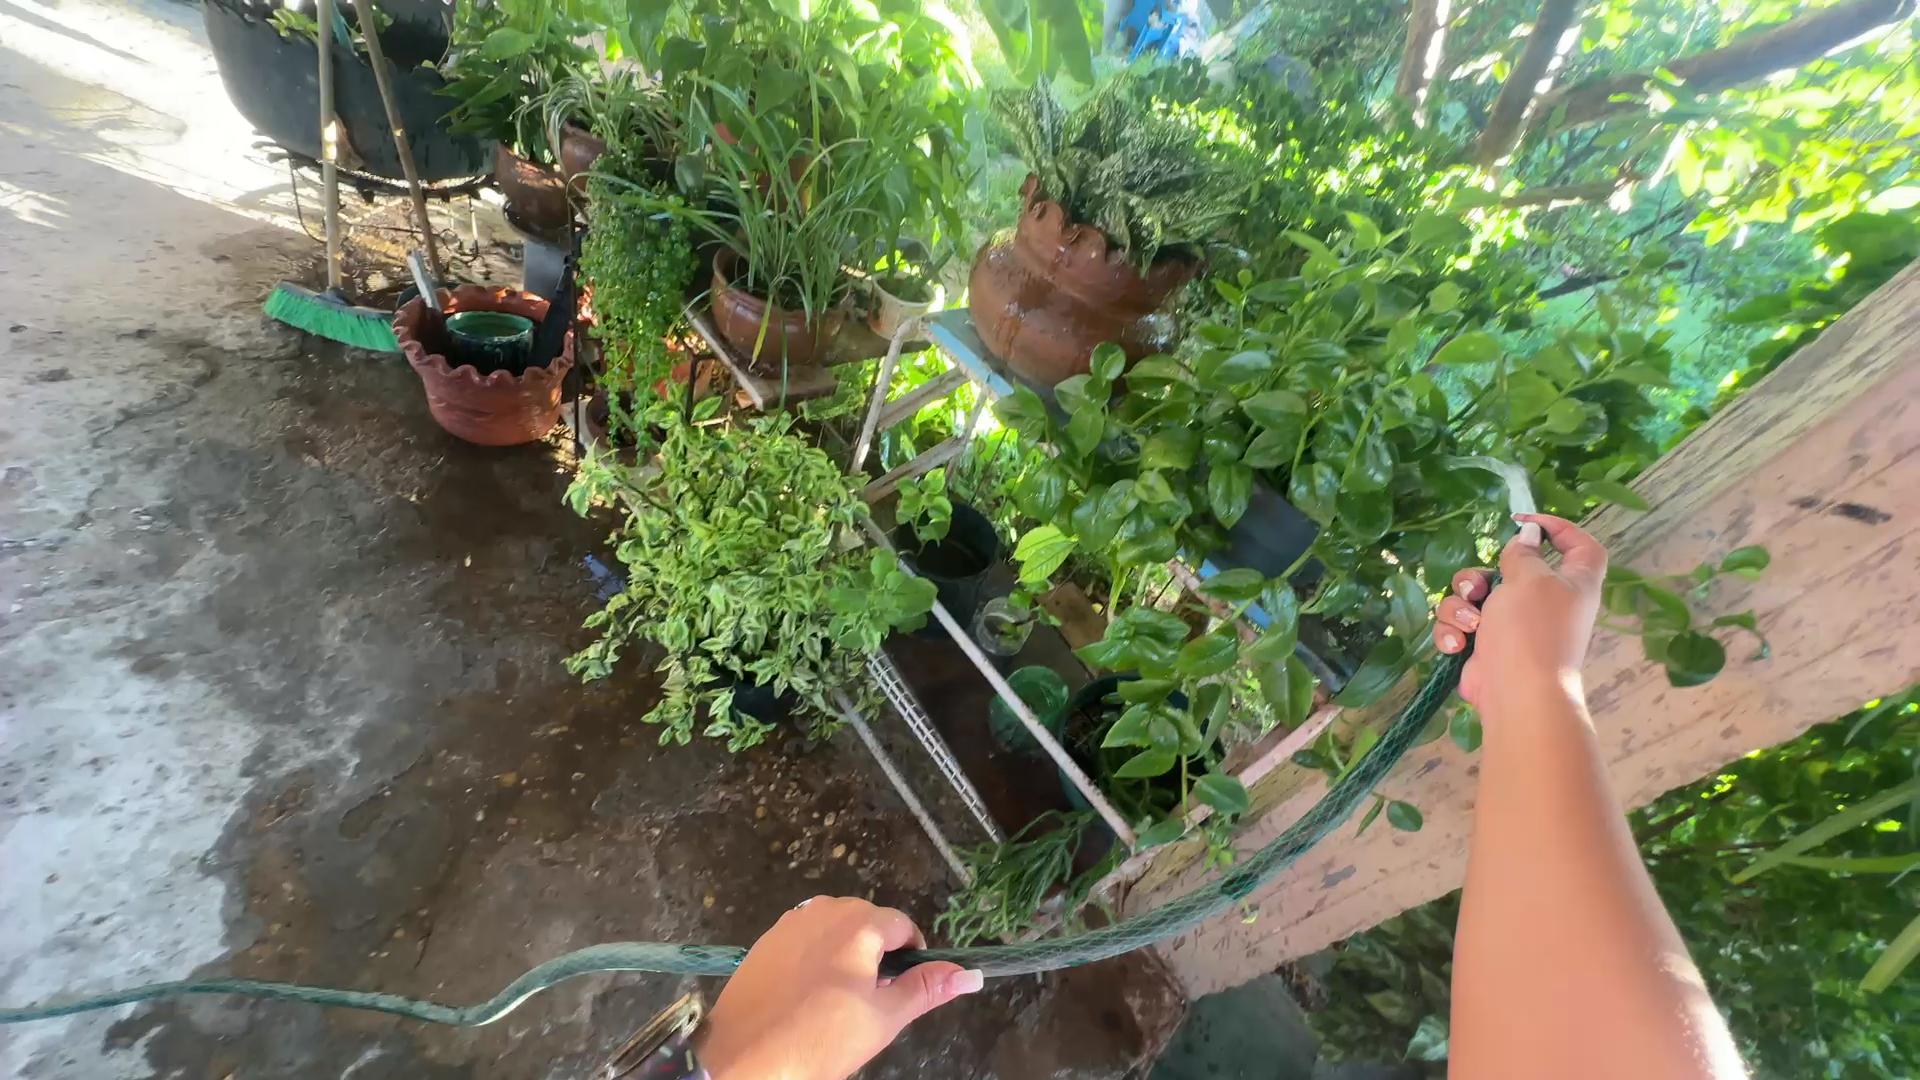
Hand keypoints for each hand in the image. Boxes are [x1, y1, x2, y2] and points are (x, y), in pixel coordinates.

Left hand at [695, 896, 982, 1079]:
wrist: (742, 1060)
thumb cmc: (820, 1040)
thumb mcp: (882, 1020)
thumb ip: (927, 990)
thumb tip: (972, 973)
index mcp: (860, 922)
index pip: (902, 926)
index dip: (909, 958)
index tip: (899, 993)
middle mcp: (827, 908)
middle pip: (869, 923)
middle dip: (876, 955)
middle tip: (866, 1004)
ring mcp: (793, 920)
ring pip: (836, 929)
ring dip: (845, 954)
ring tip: (834, 1003)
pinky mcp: (767, 938)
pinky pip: (806, 937)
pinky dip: (814, 957)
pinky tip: (802, 996)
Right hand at [1433, 513, 1607, 707]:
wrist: (1516, 690)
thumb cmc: (1532, 630)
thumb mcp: (1530, 580)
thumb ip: (1523, 554)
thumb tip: (1526, 537)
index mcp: (1570, 583)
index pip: (1579, 546)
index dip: (1558, 528)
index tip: (1522, 521)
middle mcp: (1542, 601)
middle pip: (1505, 571)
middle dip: (1478, 576)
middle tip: (1476, 588)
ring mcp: (1510, 624)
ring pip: (1471, 596)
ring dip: (1460, 607)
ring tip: (1469, 625)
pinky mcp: (1483, 643)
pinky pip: (1457, 624)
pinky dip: (1453, 631)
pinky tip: (1457, 645)